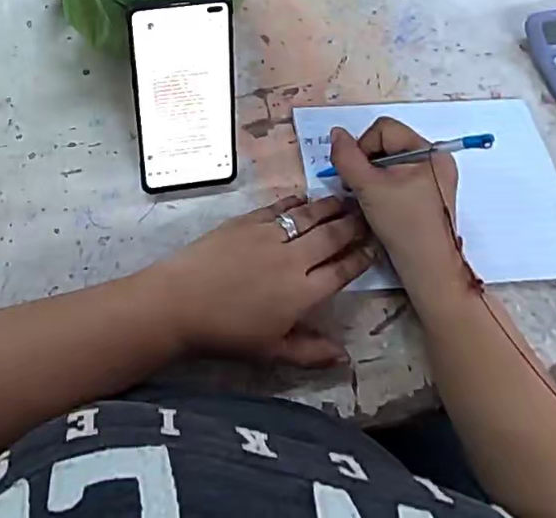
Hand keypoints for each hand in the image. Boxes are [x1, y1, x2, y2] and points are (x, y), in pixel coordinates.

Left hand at [139, 197, 372, 367]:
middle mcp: (292, 259)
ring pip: (308, 216)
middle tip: (366, 213)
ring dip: (329, 207)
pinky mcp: (247, 220)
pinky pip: (278, 207)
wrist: (182, 300)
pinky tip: (303, 199)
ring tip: (343, 199)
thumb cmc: (227, 332)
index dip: (361, 257)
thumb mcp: (271, 351)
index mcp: (303, 292)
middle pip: (331, 236)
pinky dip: (294, 202)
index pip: (342, 270)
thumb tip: (344, 356)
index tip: (374, 245)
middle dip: (352, 224)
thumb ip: (310, 351)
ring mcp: (269, 235)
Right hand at [329, 119, 470, 293]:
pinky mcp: (433, 194)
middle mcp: (437, 159)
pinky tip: (381, 205)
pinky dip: (386, 185)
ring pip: (392, 161)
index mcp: (428, 151)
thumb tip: (336, 133)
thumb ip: (346, 156)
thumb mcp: (367, 187)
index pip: (383, 129)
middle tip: (360, 186)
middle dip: (368, 161)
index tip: (357, 175)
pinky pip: (402, 176)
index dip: (363, 147)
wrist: (430, 270)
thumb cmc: (402, 225)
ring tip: (369, 197)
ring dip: (374, 174)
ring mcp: (437, 178)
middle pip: (388, 142)